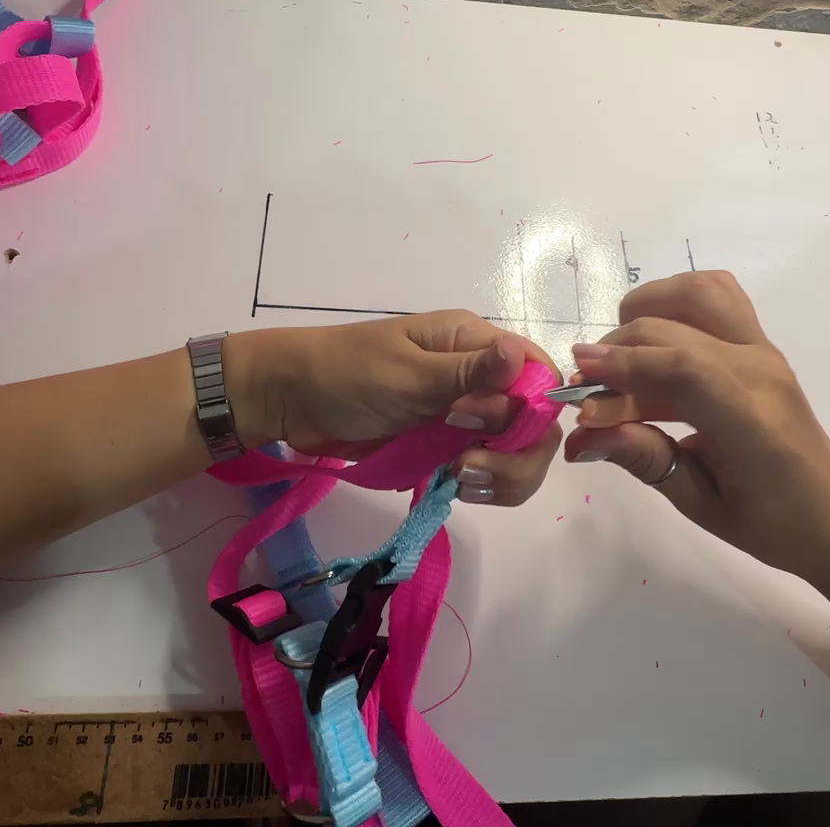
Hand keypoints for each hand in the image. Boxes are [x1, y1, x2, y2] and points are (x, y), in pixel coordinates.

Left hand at [228, 312, 562, 505]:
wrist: (292, 399)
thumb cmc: (345, 374)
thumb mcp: (407, 373)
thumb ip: (467, 375)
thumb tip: (522, 355)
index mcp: (474, 342)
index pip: (538, 373)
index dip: (536, 410)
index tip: (502, 434)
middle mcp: (478, 376)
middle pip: (534, 422)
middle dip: (517, 453)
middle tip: (467, 467)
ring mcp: (464, 413)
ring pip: (514, 451)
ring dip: (500, 474)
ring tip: (456, 480)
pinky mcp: (444, 444)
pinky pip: (483, 468)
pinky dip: (479, 484)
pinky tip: (452, 487)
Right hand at [563, 271, 829, 575]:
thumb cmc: (767, 521)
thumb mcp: (699, 503)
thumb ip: (643, 458)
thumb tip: (582, 436)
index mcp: (751, 421)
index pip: (683, 369)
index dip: (624, 364)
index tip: (577, 373)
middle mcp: (760, 370)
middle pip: (675, 329)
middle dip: (618, 351)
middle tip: (587, 388)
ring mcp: (763, 349)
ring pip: (699, 291)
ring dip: (649, 308)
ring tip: (623, 351)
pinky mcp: (759, 341)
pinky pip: (716, 295)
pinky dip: (675, 299)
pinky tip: (654, 336)